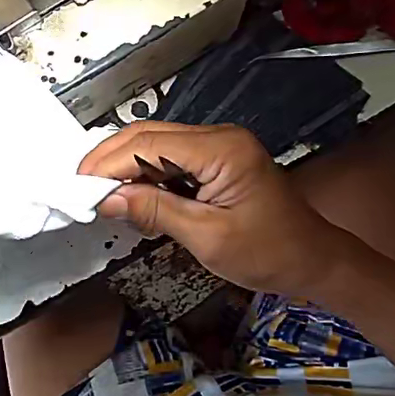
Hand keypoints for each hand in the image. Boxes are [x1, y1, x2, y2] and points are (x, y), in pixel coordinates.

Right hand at [79, 123, 355, 298]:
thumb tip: (107, 199)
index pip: (148, 145)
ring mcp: (215, 145)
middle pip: (146, 135)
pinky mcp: (212, 158)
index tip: (80, 187)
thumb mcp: (207, 237)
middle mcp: (217, 137)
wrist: (314, 260)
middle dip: (109, 159)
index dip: (109, 164)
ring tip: (98, 192)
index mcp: (222, 151)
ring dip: (121, 165)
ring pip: (151, 142)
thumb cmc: (270, 253)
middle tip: (81, 188)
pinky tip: (127, 192)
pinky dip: (140, 172)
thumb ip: (154, 211)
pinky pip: (165, 156)